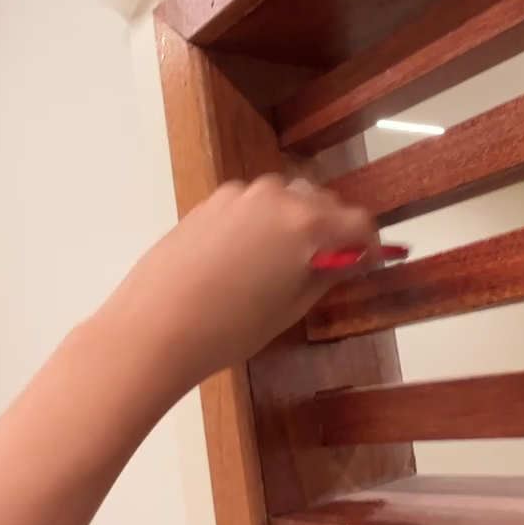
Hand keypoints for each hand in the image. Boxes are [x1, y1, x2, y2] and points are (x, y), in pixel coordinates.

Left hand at [93, 175, 378, 393]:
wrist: (155, 327)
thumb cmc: (229, 328)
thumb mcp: (290, 308)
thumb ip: (326, 274)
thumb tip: (348, 259)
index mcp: (306, 224)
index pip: (357, 221)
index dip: (368, 243)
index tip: (368, 260)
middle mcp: (277, 197)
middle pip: (322, 202)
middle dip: (332, 228)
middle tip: (328, 264)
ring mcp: (240, 195)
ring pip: (286, 198)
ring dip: (297, 221)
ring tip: (284, 262)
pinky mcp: (211, 202)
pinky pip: (253, 203)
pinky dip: (263, 221)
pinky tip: (247, 257)